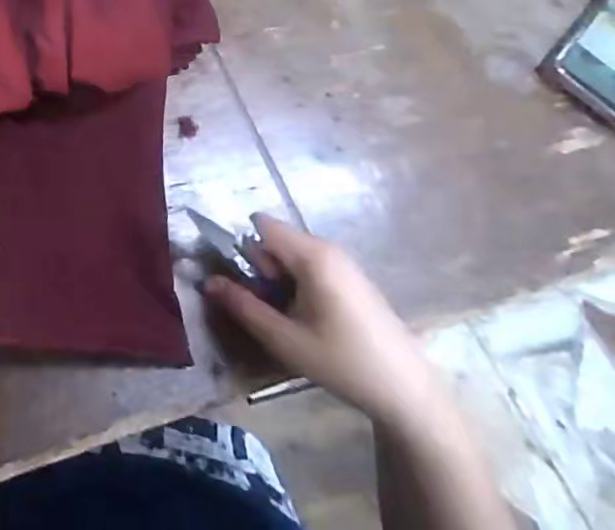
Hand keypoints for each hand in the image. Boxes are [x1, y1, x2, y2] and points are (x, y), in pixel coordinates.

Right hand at [205, 214, 438, 428]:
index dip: (243, 246)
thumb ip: (243, 307)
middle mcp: (328, 248)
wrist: (406, 390)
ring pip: (293, 254)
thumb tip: (208, 282)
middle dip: (262, 267)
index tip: (244, 282)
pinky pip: (312, 265)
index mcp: (312, 255)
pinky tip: (310, 320)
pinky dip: (299, 283)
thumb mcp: (284, 340)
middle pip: (277, 239)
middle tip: (268, 308)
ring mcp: (343, 262)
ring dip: (279, 278)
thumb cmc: (342, 362)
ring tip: (287, 318)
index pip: (262, 224)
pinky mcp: (352, 277)